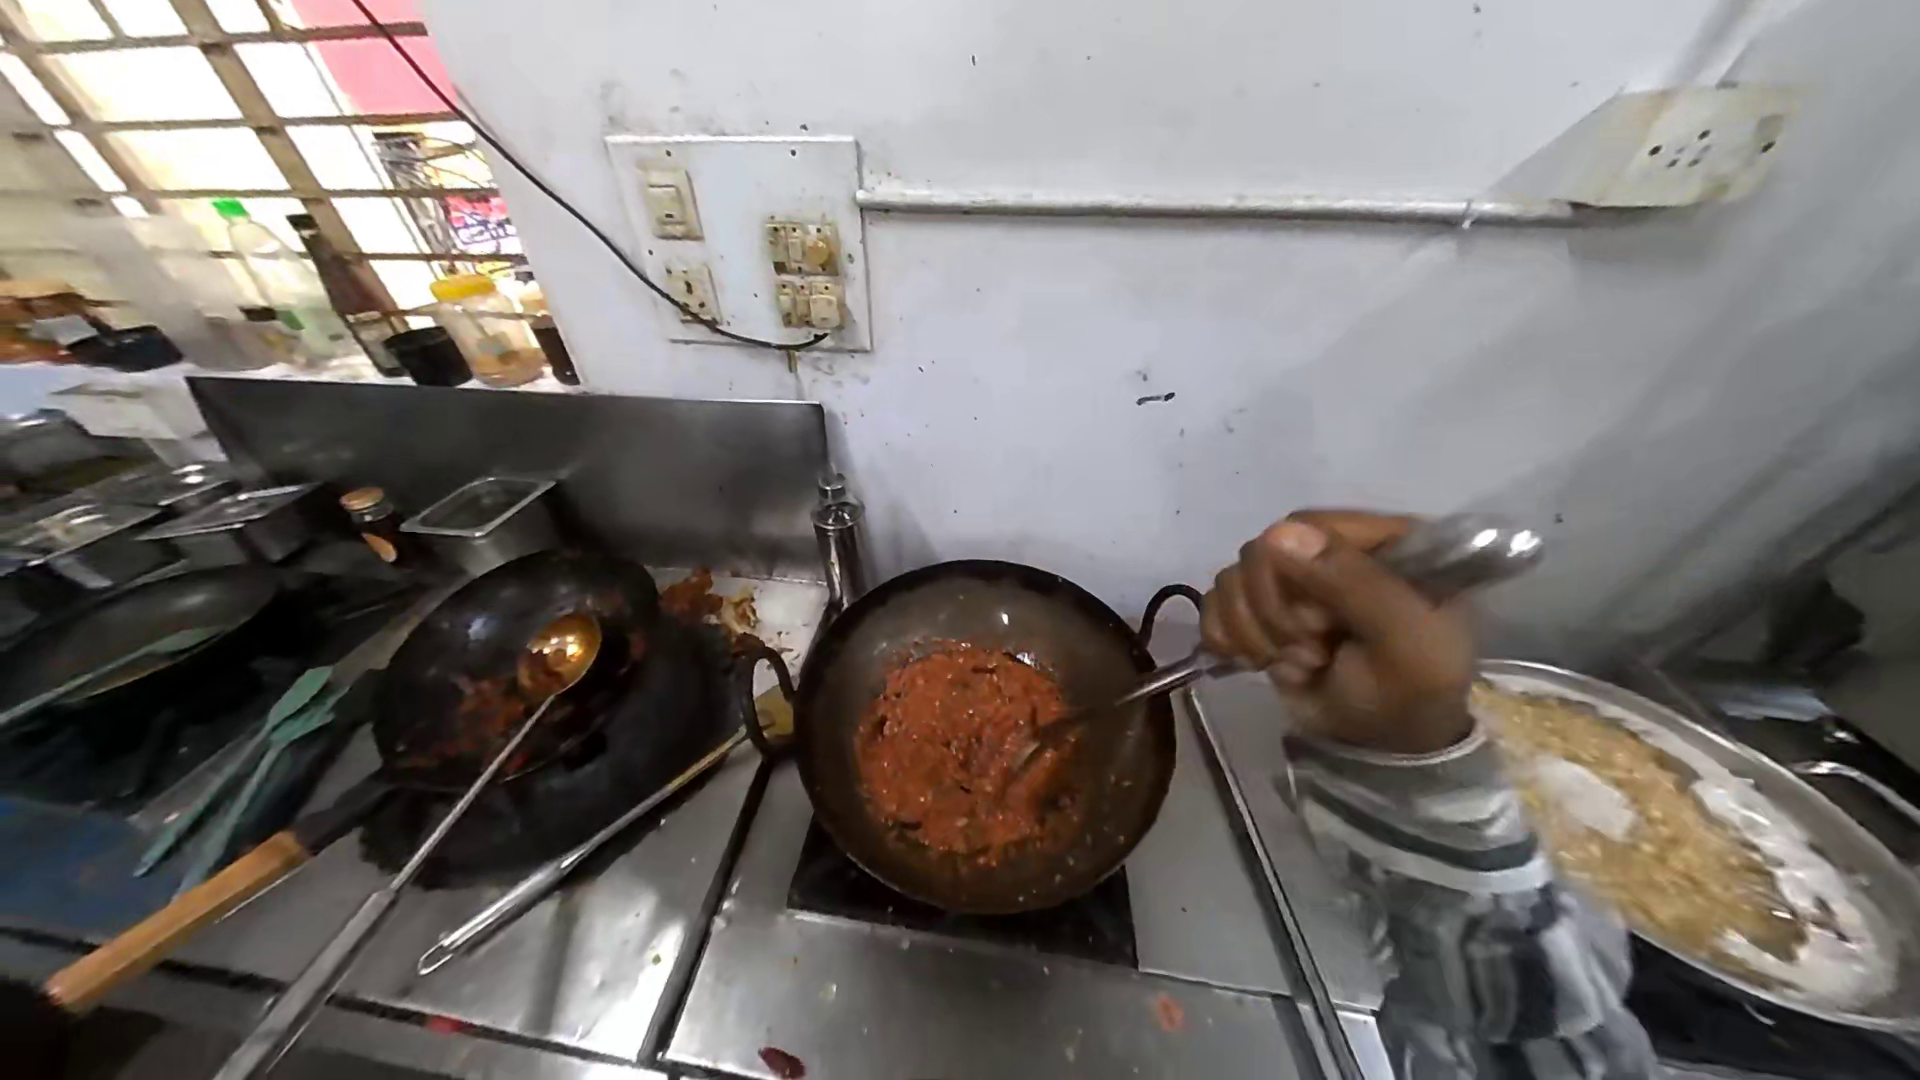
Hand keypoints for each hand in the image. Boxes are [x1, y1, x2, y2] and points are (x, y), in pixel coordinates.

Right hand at [1200, 511, 1474, 753]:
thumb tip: (1278, 534)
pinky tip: (1258, 661)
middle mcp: (1325, 549)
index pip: (1303, 525)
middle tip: (1313, 653)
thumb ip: (1357, 584)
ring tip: (1297, 663)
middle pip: (1258, 553)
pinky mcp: (1252, 607)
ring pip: (1230, 579)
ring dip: (1254, 633)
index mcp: (1377, 539)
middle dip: (1275, 615)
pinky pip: (1211, 603)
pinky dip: (1227, 638)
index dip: (1296, 576)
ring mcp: (1285, 579)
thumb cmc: (1408, 693)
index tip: (1324, 625)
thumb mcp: (1407, 643)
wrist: (1378, 744)